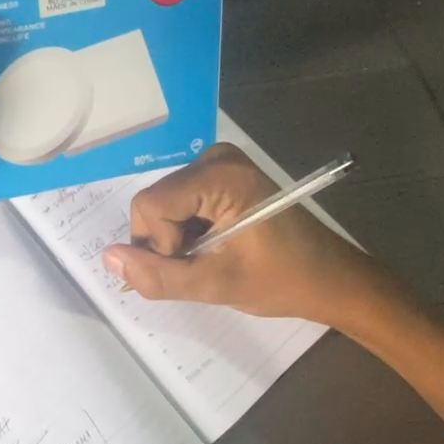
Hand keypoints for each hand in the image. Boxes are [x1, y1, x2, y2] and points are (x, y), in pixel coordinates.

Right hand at [100, 143, 392, 327]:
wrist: (332, 278)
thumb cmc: (283, 281)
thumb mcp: (217, 285)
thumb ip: (159, 275)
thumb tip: (110, 258)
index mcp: (219, 176)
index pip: (150, 206)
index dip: (160, 244)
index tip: (195, 265)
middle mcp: (215, 158)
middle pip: (154, 202)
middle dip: (166, 241)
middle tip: (203, 266)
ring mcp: (219, 162)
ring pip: (163, 203)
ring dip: (176, 237)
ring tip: (212, 257)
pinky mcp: (222, 173)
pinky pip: (179, 199)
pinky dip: (186, 227)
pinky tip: (214, 244)